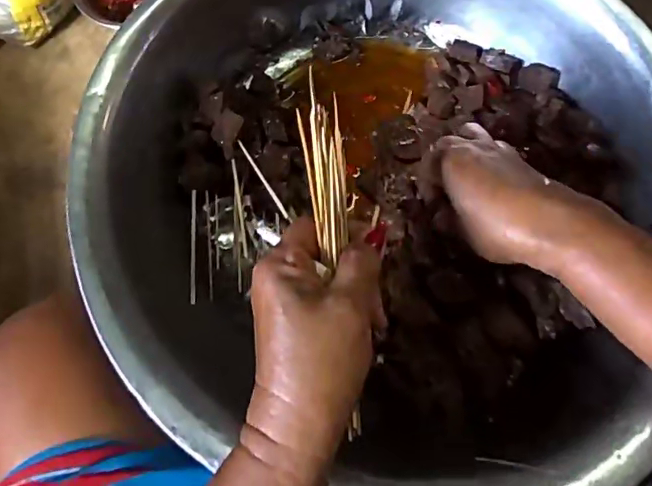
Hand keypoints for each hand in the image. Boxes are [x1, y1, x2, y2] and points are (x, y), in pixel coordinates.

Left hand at [241, 220, 382, 484]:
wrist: (299, 429)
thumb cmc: (322, 358)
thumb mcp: (351, 301)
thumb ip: (362, 259)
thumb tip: (370, 232)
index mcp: (278, 264)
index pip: (315, 222)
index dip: (346, 227)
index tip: (375, 243)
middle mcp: (275, 278)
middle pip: (326, 251)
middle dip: (357, 271)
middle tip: (376, 296)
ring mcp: (284, 303)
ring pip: (331, 277)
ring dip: (358, 294)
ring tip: (374, 320)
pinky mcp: (295, 325)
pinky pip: (326, 300)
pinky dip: (349, 311)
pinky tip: (365, 330)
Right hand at [433, 125, 614, 269]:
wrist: (550, 220)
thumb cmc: (496, 227)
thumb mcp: (463, 232)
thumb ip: (449, 218)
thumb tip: (443, 214)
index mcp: (451, 157)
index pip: (428, 161)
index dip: (428, 184)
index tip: (433, 206)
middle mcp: (474, 145)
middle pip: (450, 141)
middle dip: (444, 160)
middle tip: (448, 189)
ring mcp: (500, 148)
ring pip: (475, 138)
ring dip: (469, 154)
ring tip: (471, 181)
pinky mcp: (520, 158)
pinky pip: (496, 152)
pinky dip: (490, 162)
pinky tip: (495, 187)